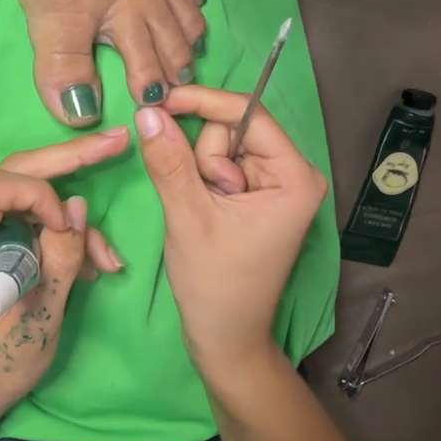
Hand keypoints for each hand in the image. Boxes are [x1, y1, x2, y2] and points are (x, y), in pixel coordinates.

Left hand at [0, 129, 128, 430]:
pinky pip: (19, 213)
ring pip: (20, 189)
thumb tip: (78, 204)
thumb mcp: (41, 318)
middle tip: (116, 143)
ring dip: (67, 214)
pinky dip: (53, 228)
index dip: (37, 192)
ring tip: (105, 258)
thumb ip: (60, 258)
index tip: (67, 225)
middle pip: (8, 172)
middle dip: (66, 160)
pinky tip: (87, 262)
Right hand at [133, 87, 327, 366]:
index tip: (158, 101)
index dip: (203, 102)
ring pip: (219, 146)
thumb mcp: (188, 219)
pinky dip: (201, 181)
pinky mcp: (255, 196)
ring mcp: (273, 185)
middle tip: (200, 200)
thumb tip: (146, 111)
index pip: (248, 113)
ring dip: (200, 173)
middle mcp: (292, 173)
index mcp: (294, 176)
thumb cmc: (215, 285)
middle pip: (231, 129)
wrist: (225, 338)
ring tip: (204, 215)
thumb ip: (169, 162)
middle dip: (203, 157)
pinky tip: (204, 213)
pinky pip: (218, 166)